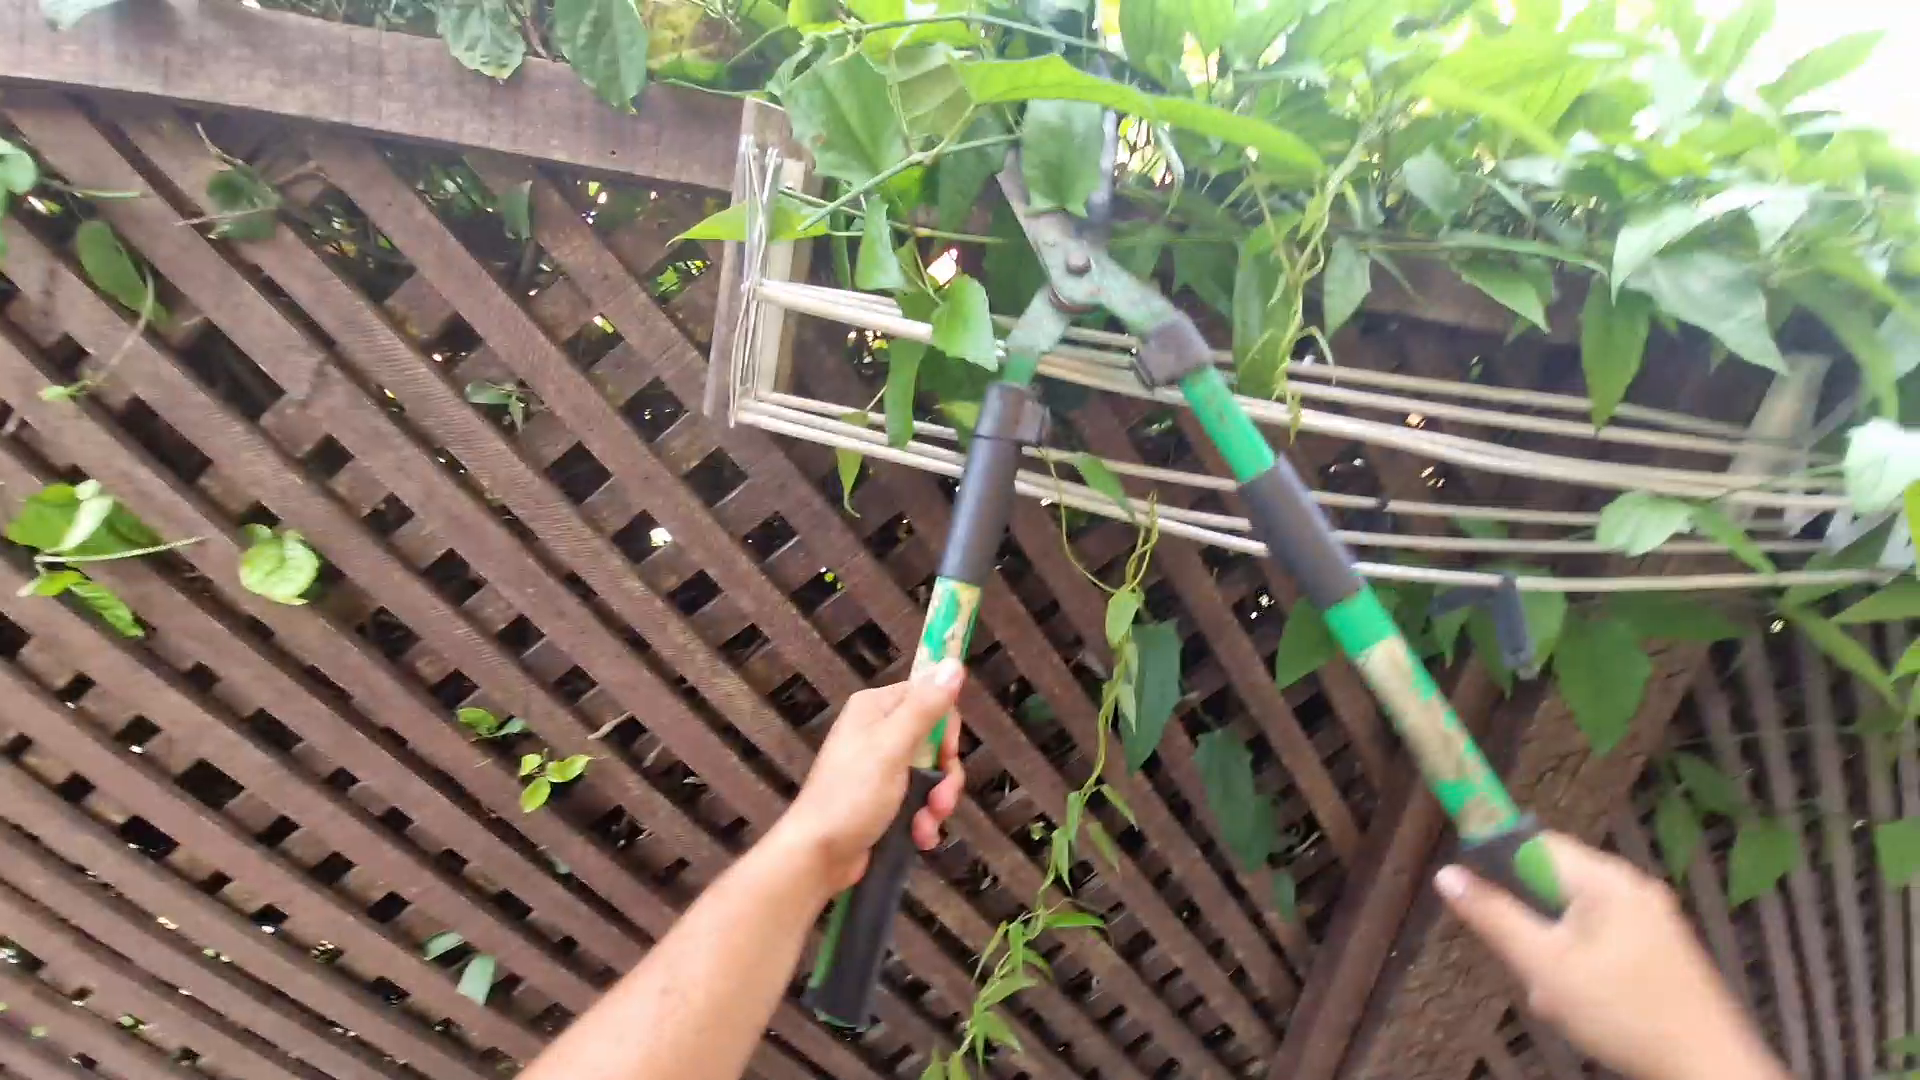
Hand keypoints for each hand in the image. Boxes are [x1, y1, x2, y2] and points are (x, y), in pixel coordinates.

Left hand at [769, 659, 967, 892]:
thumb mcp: (893, 747)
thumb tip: (954, 663)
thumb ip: (925, 707)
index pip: (929, 696)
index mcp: (875, 707)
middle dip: (944, 773)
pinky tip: (920, 836)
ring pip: (931, 770)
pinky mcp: (884, 795)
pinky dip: (925, 816)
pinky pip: (919, 795)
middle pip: (934, 737)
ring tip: (928, 823)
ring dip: (937, 799)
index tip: (947, 754)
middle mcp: (878, 729)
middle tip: (941, 800)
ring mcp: (881, 764)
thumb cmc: (852, 796)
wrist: (817, 856)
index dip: (945, 727)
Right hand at [1435, 833, 1788, 1079]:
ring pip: (1570, 910)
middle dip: (1527, 916)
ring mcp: (1652, 916)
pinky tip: (1581, 996)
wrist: (1715, 1079)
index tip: (1480, 894)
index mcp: (1606, 879)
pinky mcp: (1661, 946)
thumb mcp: (1544, 965)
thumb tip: (1445, 873)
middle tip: (1524, 958)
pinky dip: (1577, 955)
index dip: (1496, 859)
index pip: (1531, 840)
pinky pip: (1597, 931)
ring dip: (1549, 942)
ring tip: (1554, 988)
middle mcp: (1632, 886)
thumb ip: (1492, 914)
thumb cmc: (1625, 1014)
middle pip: (1548, 877)